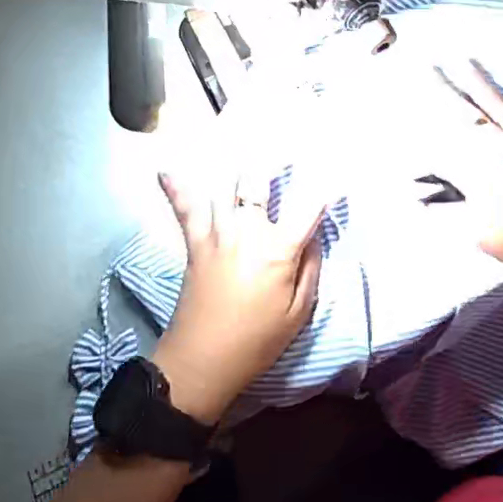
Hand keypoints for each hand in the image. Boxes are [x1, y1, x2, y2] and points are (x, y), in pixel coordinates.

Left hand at [150, 170, 323, 423]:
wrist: (201, 362)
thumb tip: (312, 238)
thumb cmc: (257, 341)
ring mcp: (218, 237)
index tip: (337, 175)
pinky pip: (186, 213)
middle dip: (270, 163)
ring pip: (225, 192)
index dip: (324, 191)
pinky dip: (177, 190)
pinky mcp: (195, 247)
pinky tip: (165, 170)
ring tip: (240, 139)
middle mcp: (248, 235)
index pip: (308, 211)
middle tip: (281, 146)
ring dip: (234, 166)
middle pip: (258, 189)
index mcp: (279, 252)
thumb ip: (310, 270)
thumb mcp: (299, 312)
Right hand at [418, 60, 502, 312]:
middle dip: (443, 89)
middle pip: (468, 112)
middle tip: (426, 66)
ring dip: (477, 84)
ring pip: (500, 106)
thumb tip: (419, 194)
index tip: (407, 110)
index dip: (423, 129)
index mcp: (485, 171)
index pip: (444, 142)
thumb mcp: (484, 236)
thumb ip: (449, 211)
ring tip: (461, 61)